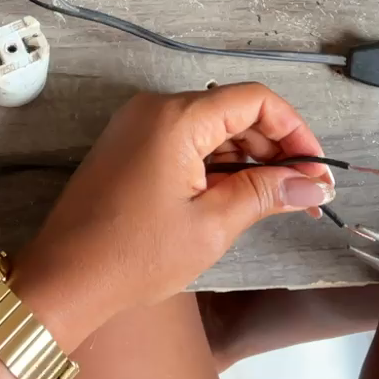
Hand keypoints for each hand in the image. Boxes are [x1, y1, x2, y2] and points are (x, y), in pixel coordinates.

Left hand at [11, 84, 334, 346]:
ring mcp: (139, 124)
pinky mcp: (131, 144)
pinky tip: (237, 195)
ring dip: (247, 157)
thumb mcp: (211, 224)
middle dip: (274, 148)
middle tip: (303, 191)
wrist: (64, 278)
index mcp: (176, 117)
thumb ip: (266, 193)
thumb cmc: (132, 255)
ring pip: (211, 126)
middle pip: (233, 110)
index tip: (314, 168)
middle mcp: (155, 108)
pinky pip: (186, 139)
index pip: (254, 100)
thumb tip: (312, 184)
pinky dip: (215, 162)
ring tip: (275, 199)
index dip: (294, 130)